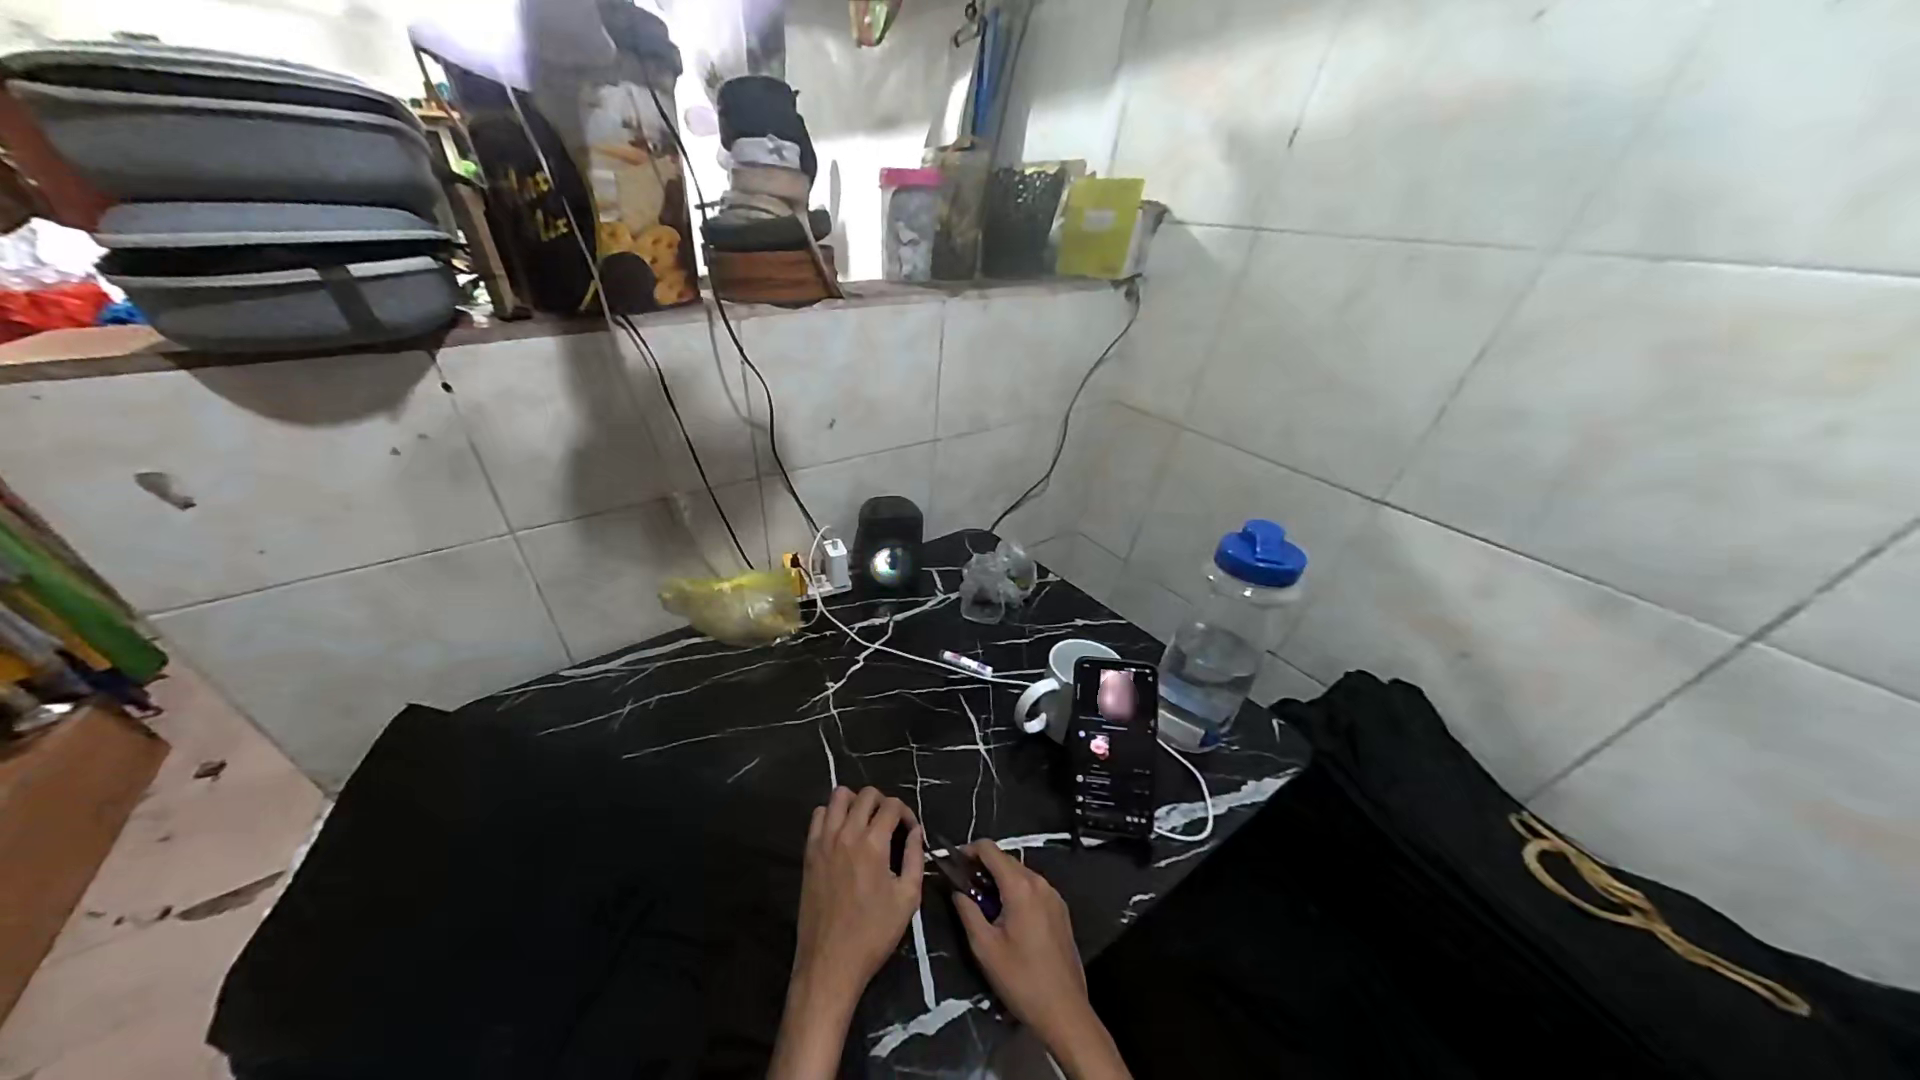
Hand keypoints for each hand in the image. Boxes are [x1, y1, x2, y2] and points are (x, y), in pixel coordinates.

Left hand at [771, 787, 923, 1079]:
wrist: (830, 962)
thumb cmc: (874, 933)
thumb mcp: (908, 898)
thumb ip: (914, 858)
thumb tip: (916, 832)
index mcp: (873, 844)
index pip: (892, 806)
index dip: (907, 814)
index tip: (911, 832)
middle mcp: (846, 834)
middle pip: (866, 794)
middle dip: (884, 803)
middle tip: (890, 825)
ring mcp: (823, 841)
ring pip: (838, 796)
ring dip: (856, 802)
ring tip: (865, 823)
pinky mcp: (808, 853)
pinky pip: (818, 816)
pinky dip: (832, 815)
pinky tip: (842, 833)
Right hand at [952, 841, 1130, 1078]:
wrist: (1064, 1011)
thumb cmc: (1020, 979)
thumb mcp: (984, 947)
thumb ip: (967, 911)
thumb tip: (957, 891)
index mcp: (1020, 886)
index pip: (990, 849)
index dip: (968, 850)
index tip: (953, 864)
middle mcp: (1040, 883)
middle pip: (1006, 859)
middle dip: (983, 867)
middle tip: (963, 887)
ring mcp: (1054, 896)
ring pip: (1021, 874)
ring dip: (1000, 880)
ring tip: (982, 903)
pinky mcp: (1061, 910)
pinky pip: (1033, 888)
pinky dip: (1016, 891)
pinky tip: (1006, 915)